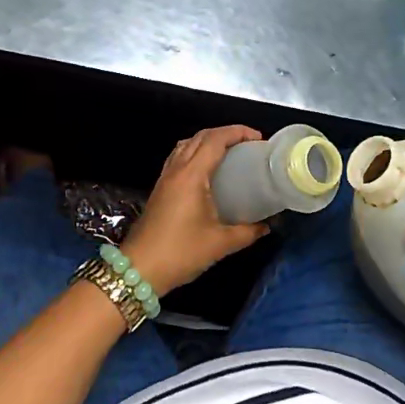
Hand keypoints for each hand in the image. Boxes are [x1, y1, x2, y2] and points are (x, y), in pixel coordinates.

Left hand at [120, 126, 269, 296]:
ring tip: (229, 152)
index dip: (238, 132)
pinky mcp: (160, 189)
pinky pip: (179, 158)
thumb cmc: (180, 253)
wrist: (138, 270)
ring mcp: (165, 179)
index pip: (215, 140)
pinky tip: (208, 171)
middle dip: (226, 133)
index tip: (258, 139)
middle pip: (200, 137)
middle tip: (248, 144)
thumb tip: (266, 225)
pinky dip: (196, 153)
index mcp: (191, 176)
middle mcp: (176, 171)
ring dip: (208, 141)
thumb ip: (248, 232)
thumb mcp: (220, 244)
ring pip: (186, 145)